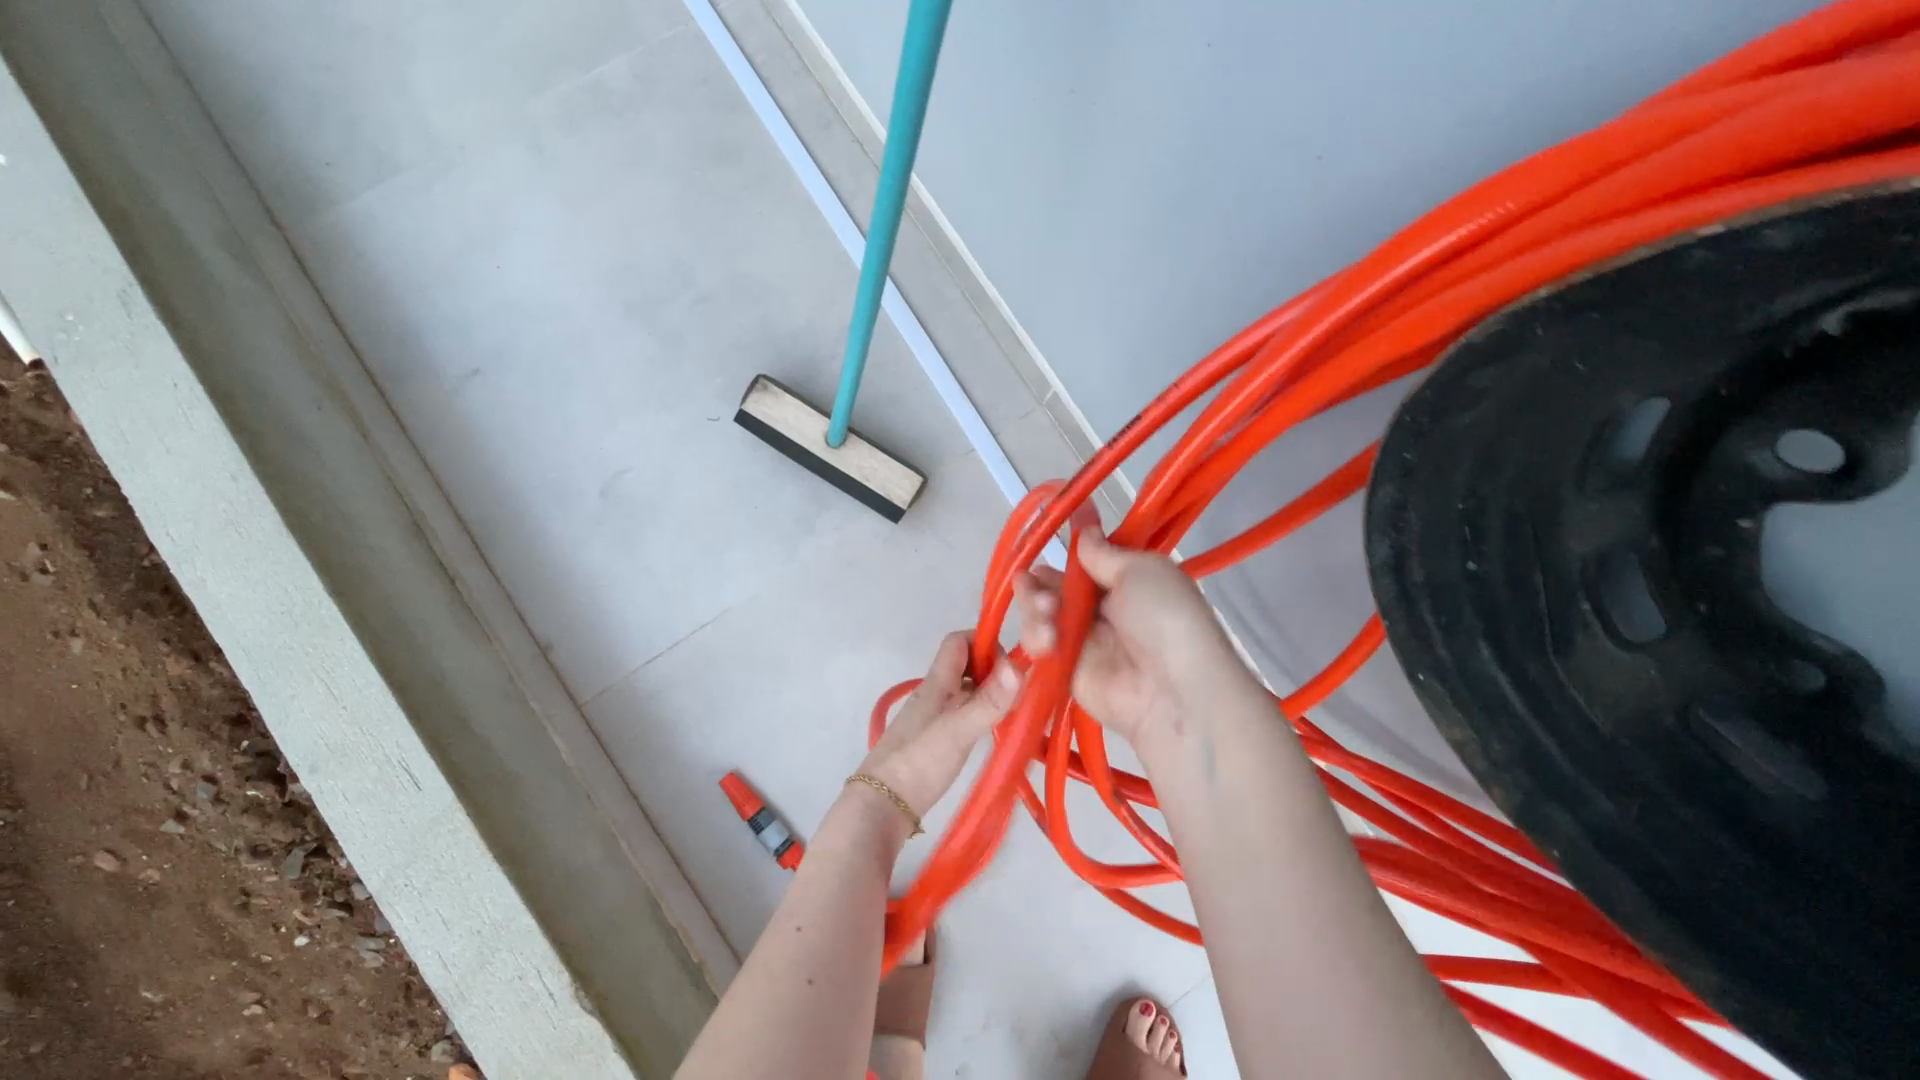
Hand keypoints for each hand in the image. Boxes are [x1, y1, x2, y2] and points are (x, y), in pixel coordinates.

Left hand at [855, 632, 1021, 823]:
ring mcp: (931, 718)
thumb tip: (1018, 665)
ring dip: (988, 693)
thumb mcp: (958, 731)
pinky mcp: (932, 741)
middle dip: (993, 670)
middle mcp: (933, 694)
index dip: (985, 642)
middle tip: (1019, 693)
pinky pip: (960, 714)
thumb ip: (988, 701)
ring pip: (963, 691)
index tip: (1011, 665)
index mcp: (936, 684)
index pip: (958, 642)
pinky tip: (991, 733)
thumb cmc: (918, 764)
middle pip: (964, 665)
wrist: (880, 807)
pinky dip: (979, 714)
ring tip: (1012, 713)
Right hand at [1014, 530, 1258, 747]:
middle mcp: (1100, 610)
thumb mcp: (1142, 570)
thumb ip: (1105, 553)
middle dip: (1039, 582)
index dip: (1067, 554)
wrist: (1171, 689)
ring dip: (1035, 607)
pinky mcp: (1064, 670)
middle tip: (1033, 582)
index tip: (1045, 541)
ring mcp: (1081, 641)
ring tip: (1047, 612)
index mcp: (1125, 582)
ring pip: (1039, 614)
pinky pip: (1038, 647)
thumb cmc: (1164, 617)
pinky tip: (1047, 638)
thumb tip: (1086, 531)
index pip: (1085, 564)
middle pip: (1054, 588)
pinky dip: (1035, 636)